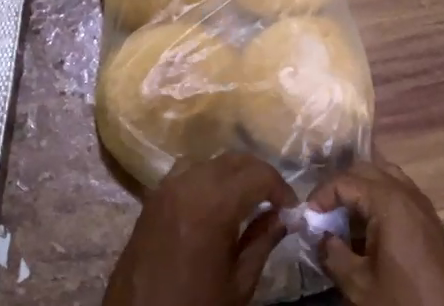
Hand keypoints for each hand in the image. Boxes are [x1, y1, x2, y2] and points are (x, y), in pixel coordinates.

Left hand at [104, 152, 297, 305]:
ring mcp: (167, 186)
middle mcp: (189, 183)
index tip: (291, 209)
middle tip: (274, 203)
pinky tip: (214, 201)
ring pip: (211, 160)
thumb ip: (263, 242)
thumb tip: (284, 217)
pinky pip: (187, 171)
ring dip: (234, 173)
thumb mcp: (238, 284)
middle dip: (260, 176)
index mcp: (213, 204)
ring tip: (246, 199)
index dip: (281, 188)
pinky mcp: (152, 196)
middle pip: (236, 160)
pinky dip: (207, 176)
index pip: (259, 175)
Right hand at [309, 156, 443, 305]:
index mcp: (389, 201)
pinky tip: (369, 226)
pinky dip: (380, 198)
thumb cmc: (402, 300)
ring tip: (344, 216)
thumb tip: (322, 238)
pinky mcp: (430, 218)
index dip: (321, 195)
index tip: (307, 217)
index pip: (345, 181)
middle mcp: (407, 192)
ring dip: (362, 189)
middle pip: (366, 170)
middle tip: (323, 213)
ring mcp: (422, 203)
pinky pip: (400, 191)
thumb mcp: (359, 284)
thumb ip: (334, 255)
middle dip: (341, 187)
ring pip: (385, 176)